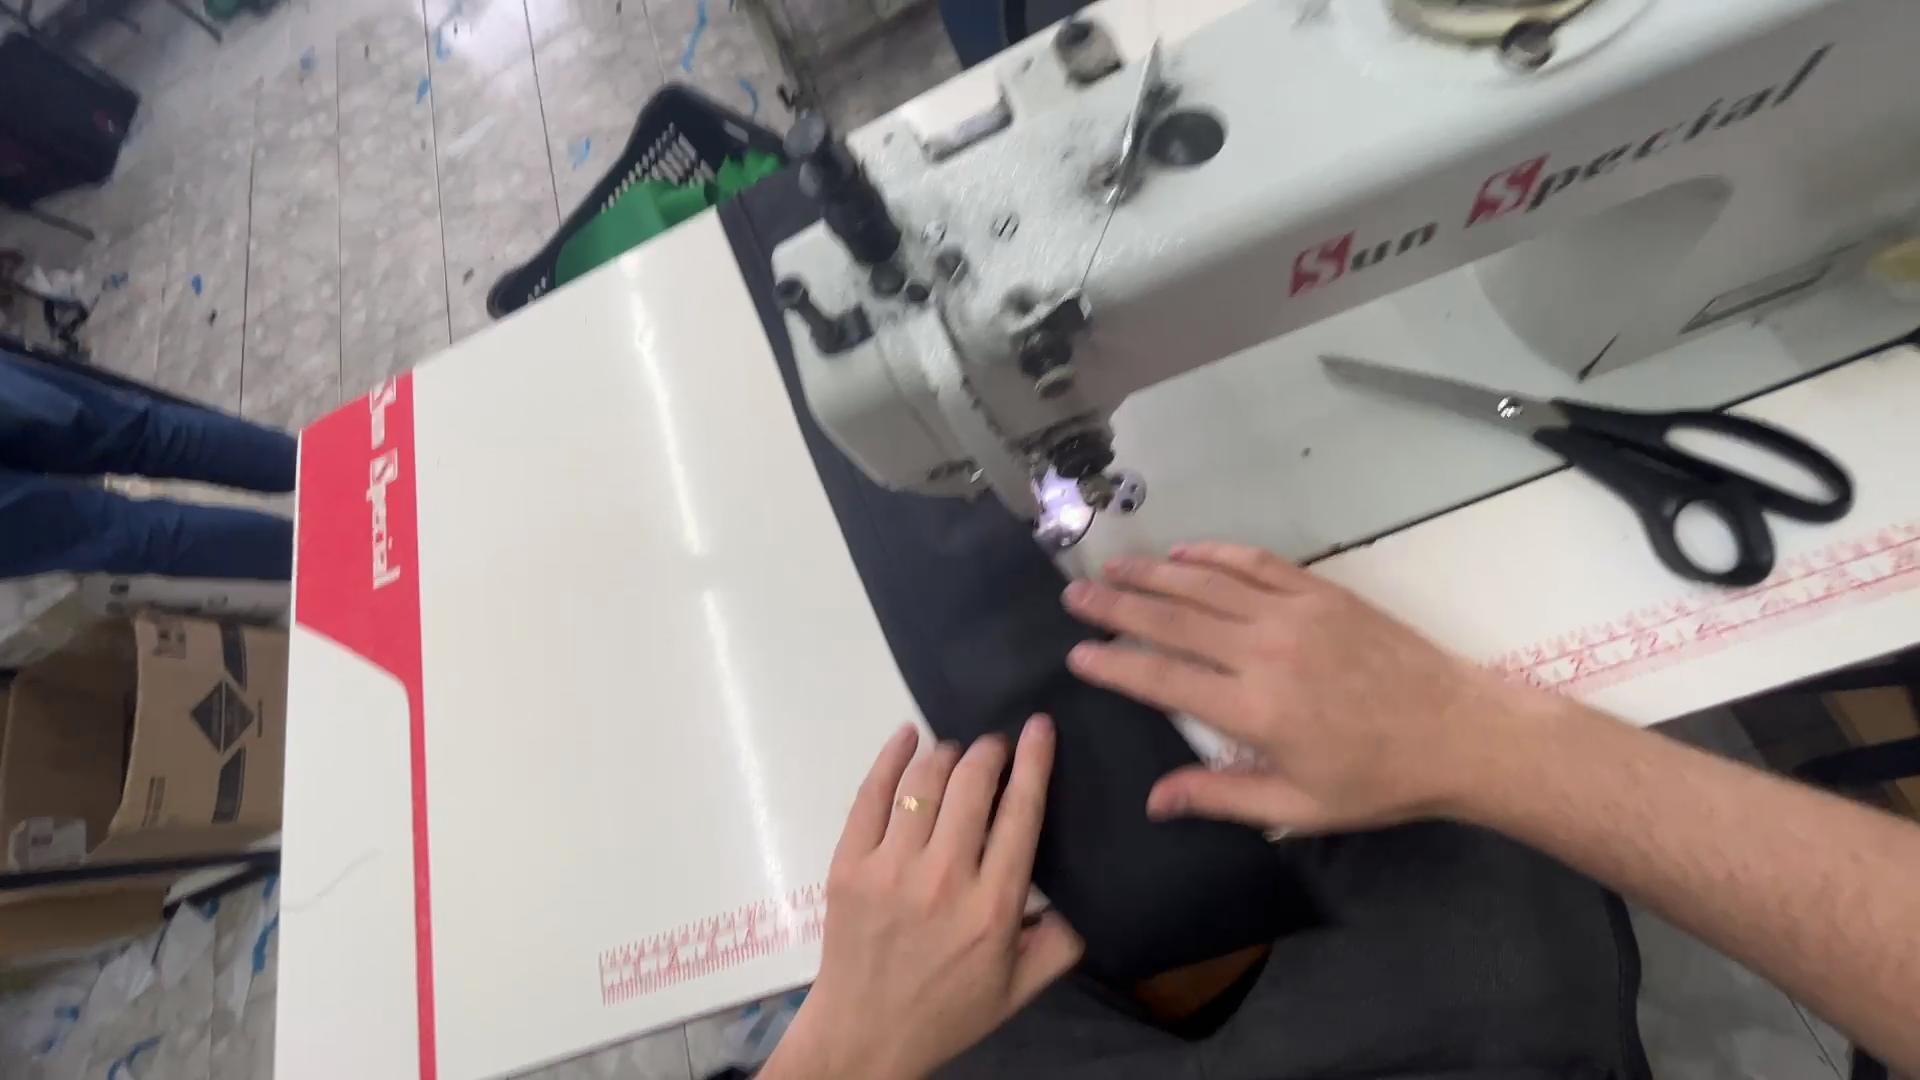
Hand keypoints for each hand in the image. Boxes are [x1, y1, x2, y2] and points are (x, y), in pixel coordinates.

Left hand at [765, 717, 1083, 1079]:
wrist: (863, 1034)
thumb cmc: (948, 1008)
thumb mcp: (1019, 988)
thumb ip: (1063, 941)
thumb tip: (1090, 891)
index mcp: (992, 907)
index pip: (1021, 812)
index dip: (1034, 760)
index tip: (1040, 726)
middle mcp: (943, 879)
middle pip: (972, 783)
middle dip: (990, 749)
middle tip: (996, 746)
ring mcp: (890, 868)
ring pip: (924, 781)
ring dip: (947, 752)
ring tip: (957, 752)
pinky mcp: (849, 862)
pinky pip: (871, 792)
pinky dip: (892, 755)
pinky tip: (908, 735)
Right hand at [1063, 543, 1542, 833]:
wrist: (1463, 732)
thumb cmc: (1377, 779)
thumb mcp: (1298, 807)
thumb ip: (1220, 797)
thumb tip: (1153, 800)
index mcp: (1254, 709)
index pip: (1163, 678)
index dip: (1113, 665)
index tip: (1076, 654)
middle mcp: (1263, 651)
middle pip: (1171, 620)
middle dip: (1115, 606)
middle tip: (1073, 593)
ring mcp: (1291, 613)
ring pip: (1204, 583)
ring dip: (1151, 573)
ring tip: (1111, 567)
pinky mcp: (1319, 591)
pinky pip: (1253, 563)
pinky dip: (1211, 554)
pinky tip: (1181, 551)